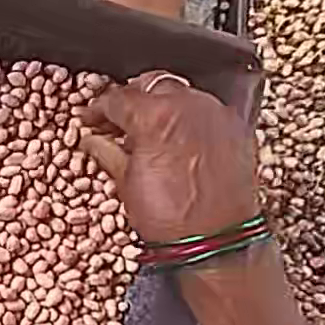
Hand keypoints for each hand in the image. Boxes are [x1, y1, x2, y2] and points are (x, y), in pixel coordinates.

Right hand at [78, 70, 259, 243]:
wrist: (215, 239)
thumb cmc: (169, 215)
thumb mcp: (125, 182)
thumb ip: (107, 151)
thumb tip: (93, 140)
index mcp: (156, 115)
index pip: (118, 98)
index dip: (97, 109)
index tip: (89, 119)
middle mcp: (190, 105)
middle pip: (151, 84)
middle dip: (130, 99)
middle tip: (114, 121)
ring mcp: (217, 114)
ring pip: (180, 93)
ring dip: (158, 105)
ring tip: (143, 131)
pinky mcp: (235, 128)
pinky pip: (204, 110)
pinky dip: (184, 117)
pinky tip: (172, 139)